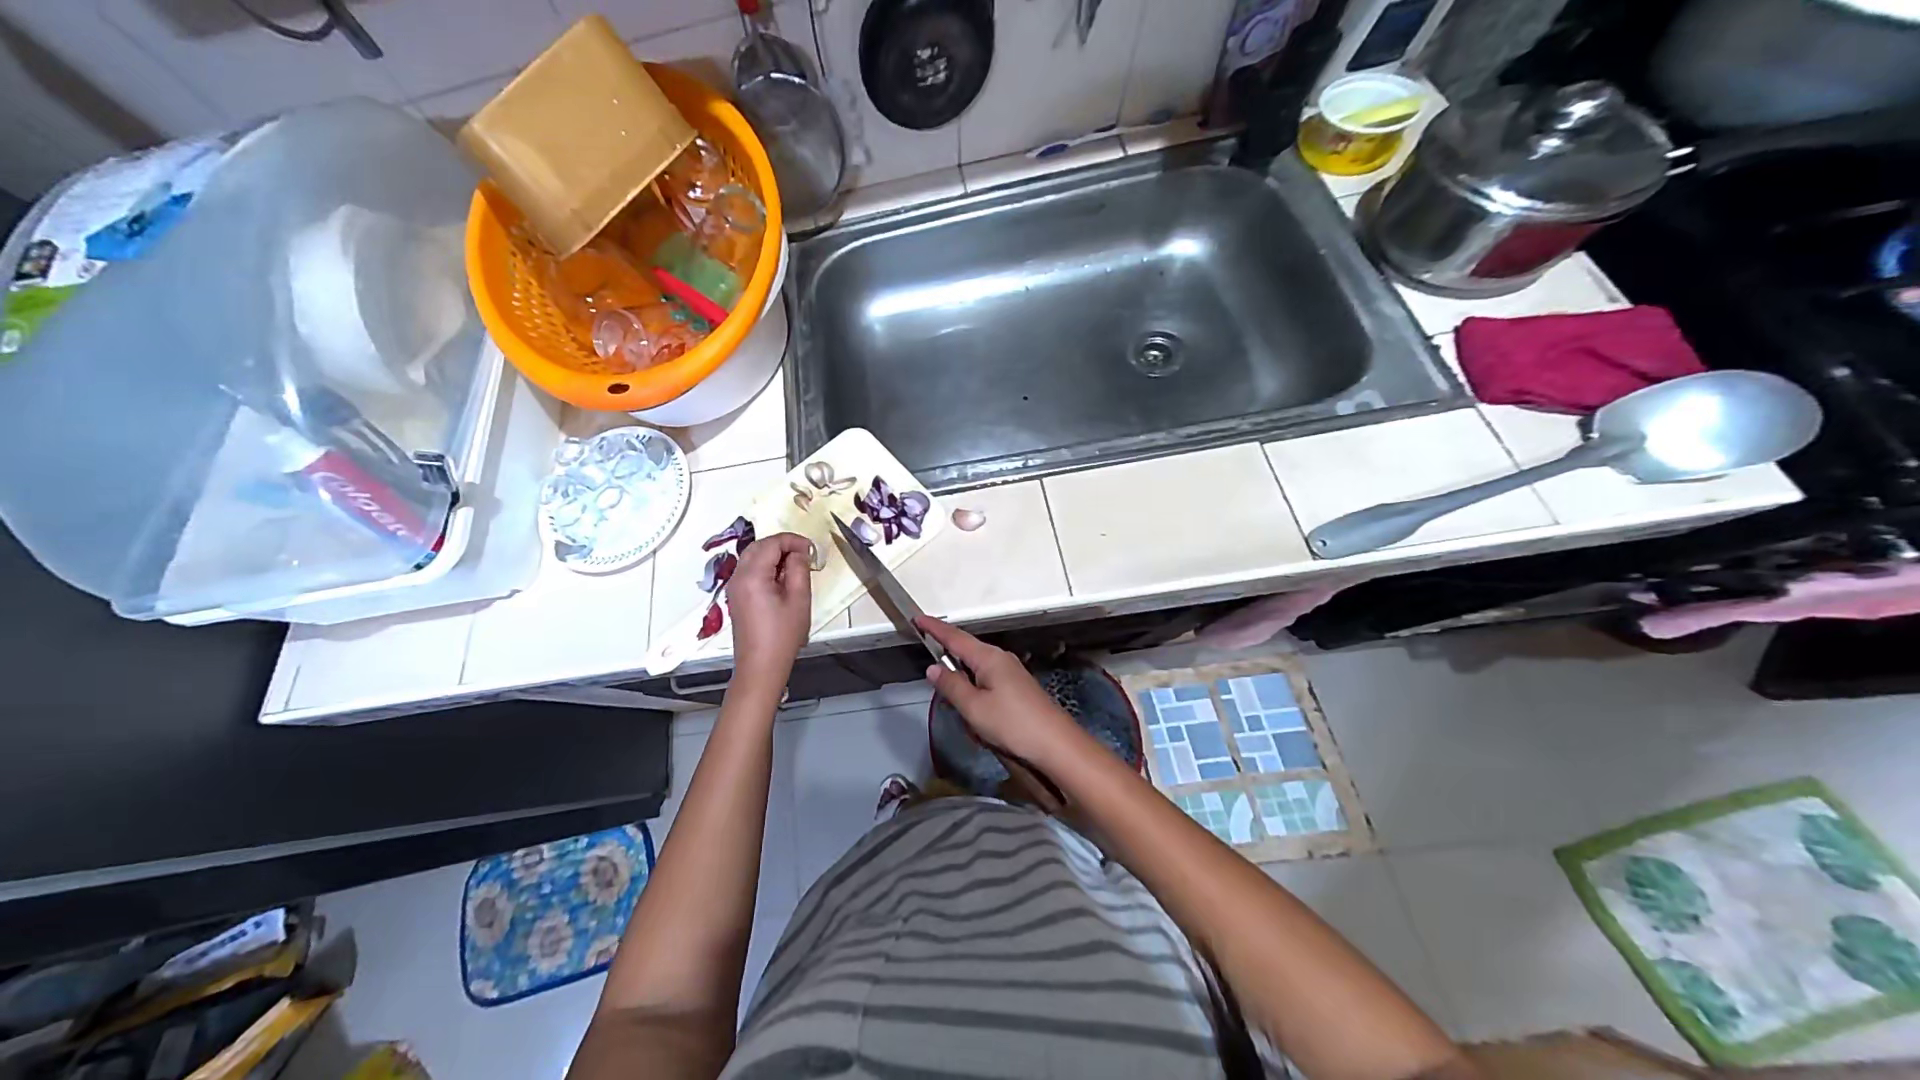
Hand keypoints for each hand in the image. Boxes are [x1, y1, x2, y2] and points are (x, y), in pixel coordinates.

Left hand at [726, 533, 812, 685]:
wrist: (761, 665)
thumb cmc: (783, 635)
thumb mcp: (799, 599)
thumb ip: (799, 569)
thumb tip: (799, 553)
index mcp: (753, 575)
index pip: (771, 543)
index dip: (793, 541)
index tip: (811, 550)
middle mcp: (738, 576)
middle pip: (758, 546)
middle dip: (782, 545)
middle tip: (804, 555)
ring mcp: (734, 587)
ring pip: (752, 556)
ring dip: (773, 554)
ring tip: (795, 566)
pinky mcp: (736, 596)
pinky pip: (749, 570)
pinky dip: (765, 566)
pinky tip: (781, 579)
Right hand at [916, 616, 1089, 766]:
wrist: (1056, 745)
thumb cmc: (1013, 724)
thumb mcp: (974, 708)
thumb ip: (951, 686)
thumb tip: (933, 668)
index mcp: (989, 658)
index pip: (955, 637)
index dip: (935, 629)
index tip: (918, 619)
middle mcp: (1001, 659)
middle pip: (967, 652)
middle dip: (948, 658)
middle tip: (931, 669)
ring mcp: (1011, 674)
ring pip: (976, 670)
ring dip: (963, 684)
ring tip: (956, 705)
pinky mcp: (1017, 689)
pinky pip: (987, 683)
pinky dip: (975, 694)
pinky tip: (975, 714)